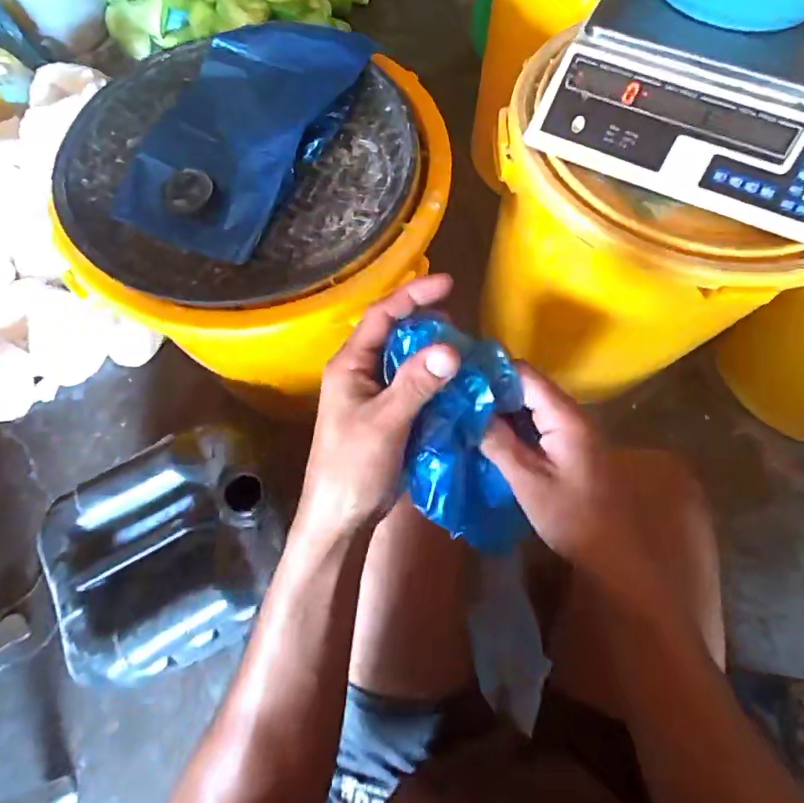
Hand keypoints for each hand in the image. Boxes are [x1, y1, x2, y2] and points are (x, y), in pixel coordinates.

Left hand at [297, 275, 460, 536]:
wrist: (339, 518)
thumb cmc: (352, 468)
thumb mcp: (385, 423)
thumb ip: (415, 385)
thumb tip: (450, 348)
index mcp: (349, 365)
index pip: (381, 316)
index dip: (413, 295)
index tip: (448, 284)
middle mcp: (358, 373)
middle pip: (393, 334)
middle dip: (426, 324)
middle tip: (461, 325)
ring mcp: (371, 395)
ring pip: (404, 361)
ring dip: (432, 353)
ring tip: (464, 352)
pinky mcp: (385, 416)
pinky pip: (411, 387)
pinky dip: (433, 381)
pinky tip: (456, 384)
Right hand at [481, 366, 717, 631]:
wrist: (614, 554)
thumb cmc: (572, 518)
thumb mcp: (528, 482)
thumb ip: (498, 442)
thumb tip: (469, 409)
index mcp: (565, 417)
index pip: (523, 373)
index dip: (490, 371)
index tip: (456, 378)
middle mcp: (570, 415)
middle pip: (525, 385)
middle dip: (490, 390)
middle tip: (452, 398)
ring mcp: (570, 430)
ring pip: (528, 404)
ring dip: (498, 408)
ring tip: (461, 413)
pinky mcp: (566, 446)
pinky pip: (534, 422)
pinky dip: (510, 425)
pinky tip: (485, 435)